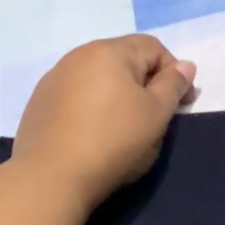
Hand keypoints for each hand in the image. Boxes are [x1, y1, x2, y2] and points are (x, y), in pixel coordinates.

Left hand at [13, 35, 196, 208]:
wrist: (52, 177)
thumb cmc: (114, 141)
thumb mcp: (156, 114)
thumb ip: (173, 85)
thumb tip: (185, 65)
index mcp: (110, 51)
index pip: (153, 47)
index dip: (173, 73)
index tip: (180, 104)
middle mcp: (79, 55)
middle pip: (123, 59)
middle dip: (144, 82)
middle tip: (152, 118)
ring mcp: (54, 78)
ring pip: (97, 77)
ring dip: (116, 94)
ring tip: (120, 127)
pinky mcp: (39, 101)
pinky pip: (75, 95)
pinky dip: (91, 107)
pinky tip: (92, 133)